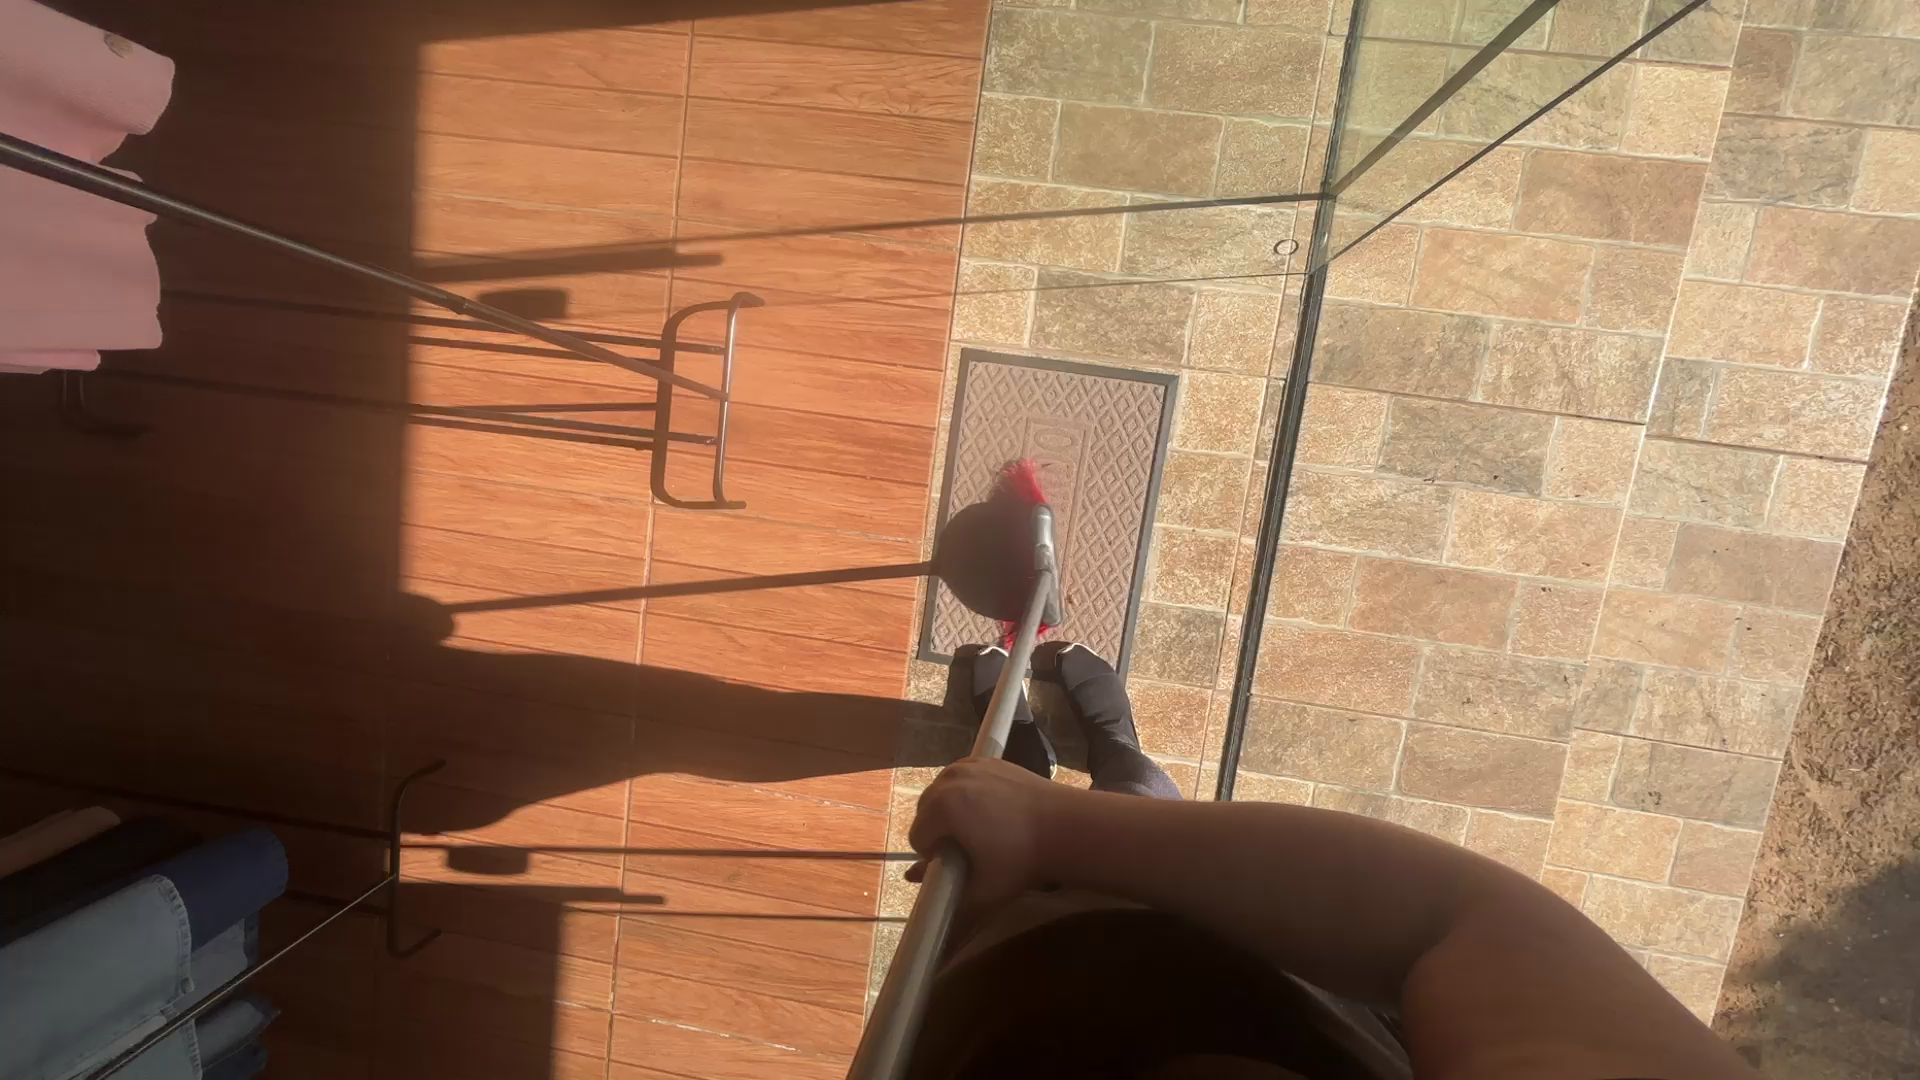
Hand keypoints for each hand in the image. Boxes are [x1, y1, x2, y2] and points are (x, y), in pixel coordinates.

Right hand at [906, 756, 1067, 909]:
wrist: (1062, 825)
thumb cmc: (1020, 859)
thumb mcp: (982, 888)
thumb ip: (943, 891)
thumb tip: (912, 879)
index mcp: (942, 806)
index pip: (918, 836)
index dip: (934, 855)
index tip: (958, 862)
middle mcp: (949, 778)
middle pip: (925, 810)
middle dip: (938, 830)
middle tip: (967, 847)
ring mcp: (968, 763)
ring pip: (941, 792)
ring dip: (949, 810)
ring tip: (978, 828)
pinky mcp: (985, 758)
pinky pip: (960, 777)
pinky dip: (964, 792)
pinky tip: (989, 808)